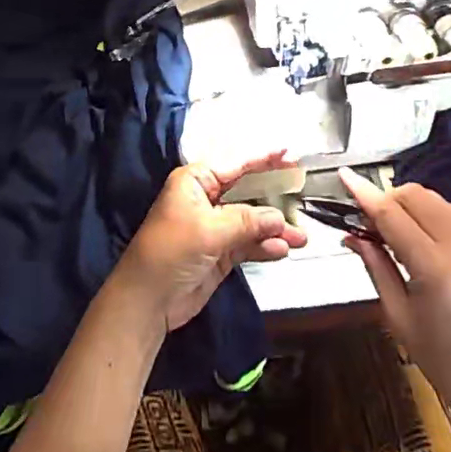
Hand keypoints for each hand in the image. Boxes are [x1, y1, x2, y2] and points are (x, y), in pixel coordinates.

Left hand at [115, 152, 309, 330]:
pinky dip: (265, 246)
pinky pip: (248, 244)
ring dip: (275, 229)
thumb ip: (246, 222)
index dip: (262, 159)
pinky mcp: (220, 253)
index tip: (289, 152)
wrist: (148, 299)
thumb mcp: (209, 231)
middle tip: (302, 187)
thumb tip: (279, 218)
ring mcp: (214, 227)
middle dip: (273, 193)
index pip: (234, 165)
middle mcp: (205, 200)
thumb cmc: (171, 250)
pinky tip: (283, 250)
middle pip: (246, 191)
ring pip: (251, 221)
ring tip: (301, 238)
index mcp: (194, 182)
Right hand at [338, 167, 450, 431]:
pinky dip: (427, 212)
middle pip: (415, 196)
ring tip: (387, 228)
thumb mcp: (401, 320)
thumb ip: (377, 269)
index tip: (343, 176)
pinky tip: (414, 233)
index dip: (363, 193)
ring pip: (435, 200)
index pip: (391, 215)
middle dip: (385, 198)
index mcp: (434, 268)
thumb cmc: (450, 365)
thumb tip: (353, 237)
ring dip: (407, 202)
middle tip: (365, 222)